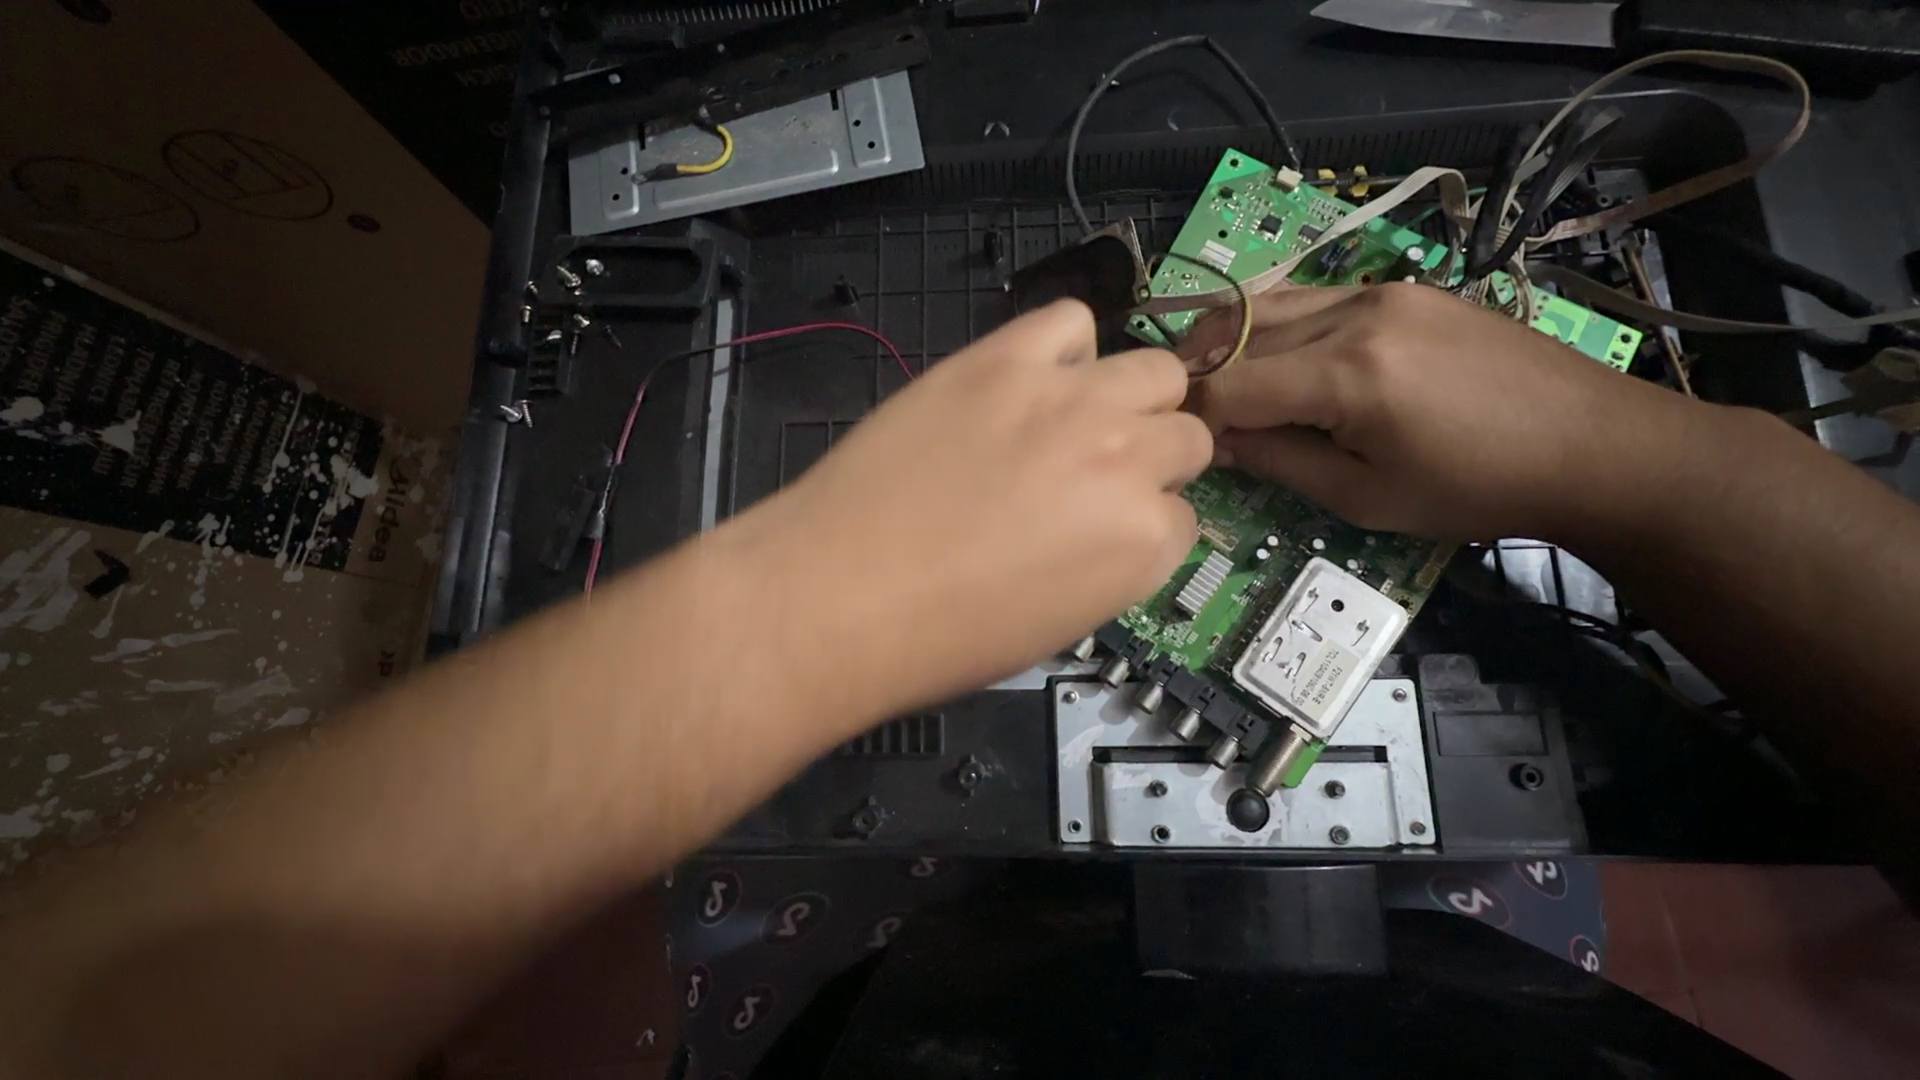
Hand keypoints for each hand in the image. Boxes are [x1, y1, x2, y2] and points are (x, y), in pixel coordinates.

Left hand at [732, 300, 1210, 709]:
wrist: (840, 596)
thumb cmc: (942, 639)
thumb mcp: (1058, 626)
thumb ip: (1108, 566)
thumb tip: (1110, 529)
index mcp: (1144, 543)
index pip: (1181, 519)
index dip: (1143, 527)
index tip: (1106, 531)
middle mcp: (1126, 459)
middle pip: (1184, 436)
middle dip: (1153, 460)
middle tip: (1097, 476)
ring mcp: (1066, 399)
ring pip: (1152, 371)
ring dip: (1132, 399)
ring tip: (1079, 421)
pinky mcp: (1002, 359)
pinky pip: (1068, 321)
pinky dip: (1063, 349)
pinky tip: (1032, 381)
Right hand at [1180, 282, 1704, 541]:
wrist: (1593, 445)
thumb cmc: (1474, 488)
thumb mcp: (1363, 497)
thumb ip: (1278, 461)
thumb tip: (1215, 444)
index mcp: (1346, 374)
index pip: (1228, 385)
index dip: (1189, 416)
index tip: (1173, 443)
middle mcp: (1355, 313)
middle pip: (1239, 333)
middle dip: (1197, 372)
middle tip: (1175, 411)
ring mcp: (1381, 290)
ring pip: (1269, 304)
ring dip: (1229, 340)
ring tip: (1211, 380)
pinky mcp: (1404, 289)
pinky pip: (1313, 300)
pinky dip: (1276, 328)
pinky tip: (1275, 360)